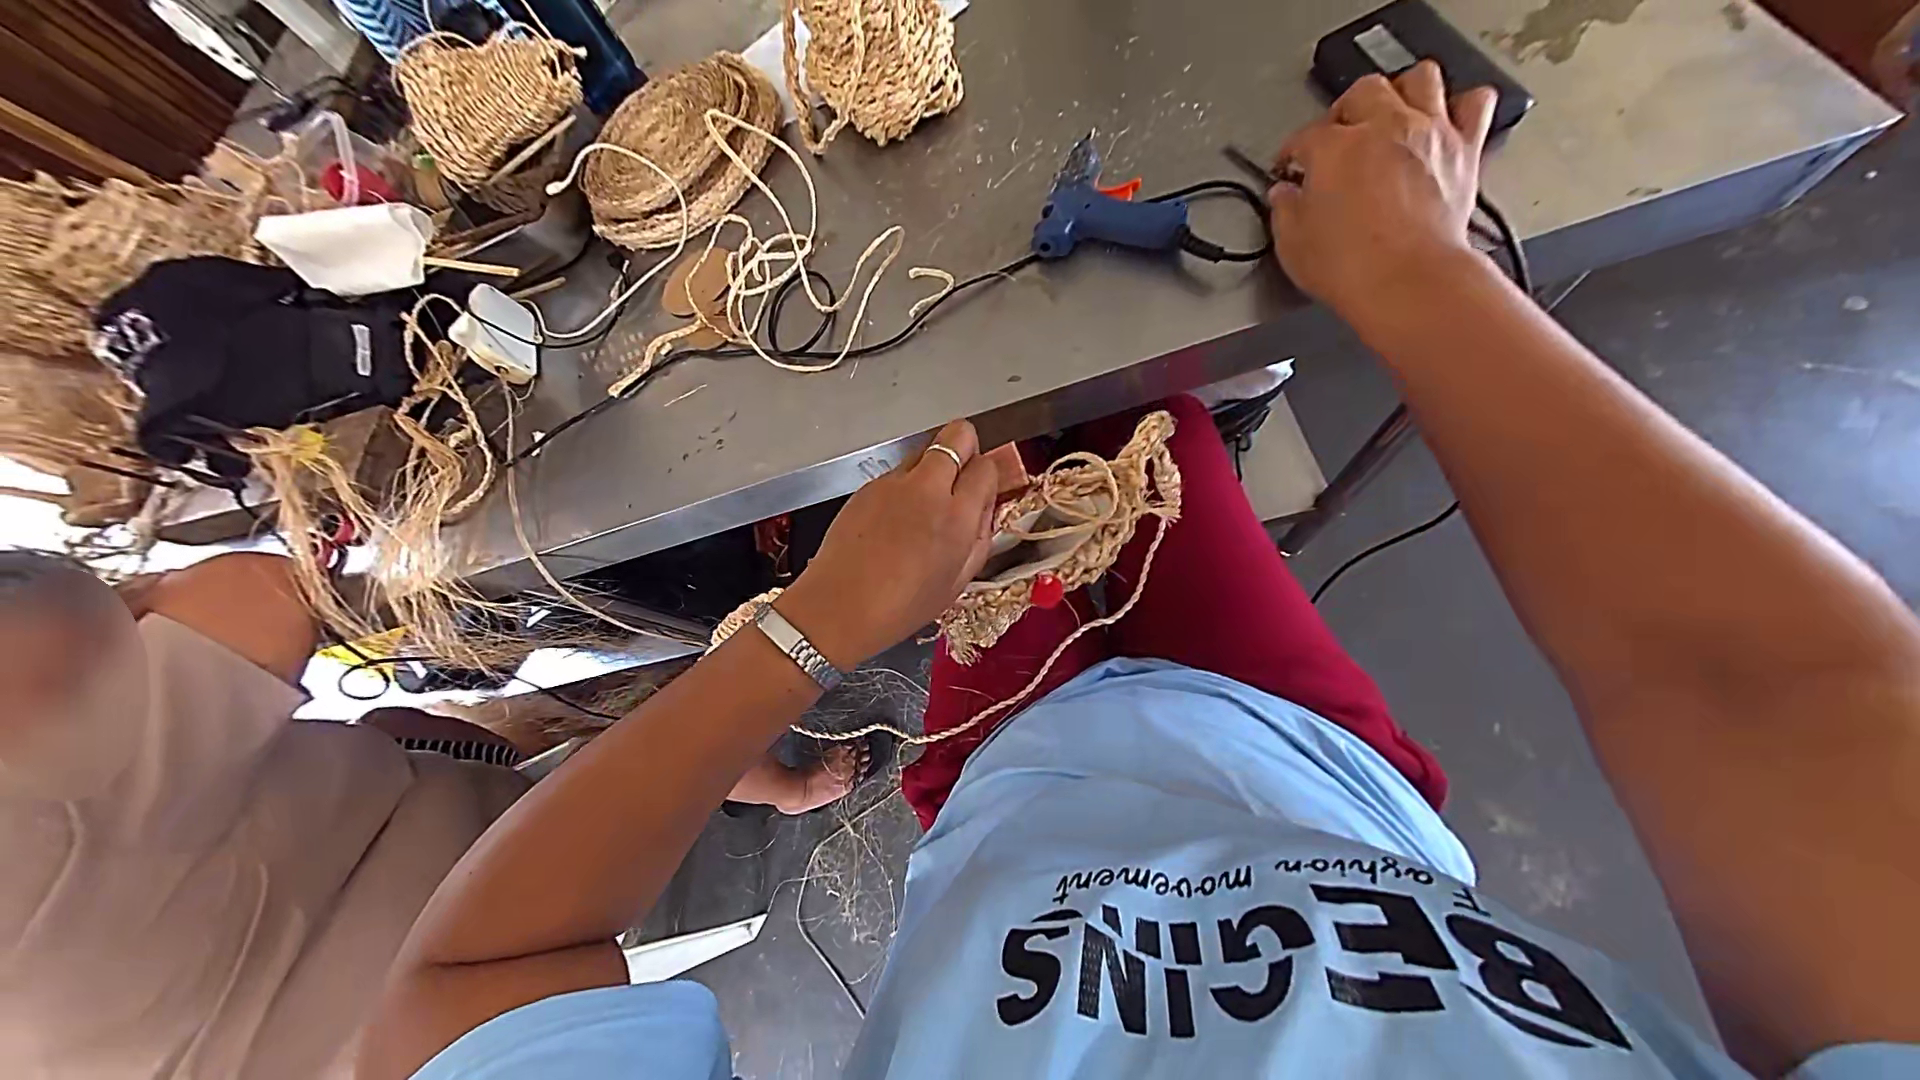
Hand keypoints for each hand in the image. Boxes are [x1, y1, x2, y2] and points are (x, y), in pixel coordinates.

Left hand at [775, 419, 998, 667]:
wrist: (840, 606)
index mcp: (957, 517)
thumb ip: (980, 538)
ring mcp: (894, 483)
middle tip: (961, 475)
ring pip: (925, 448)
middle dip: (966, 447)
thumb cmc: (901, 606)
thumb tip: (985, 510)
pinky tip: (896, 517)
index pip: (986, 466)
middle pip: (958, 435)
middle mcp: (928, 490)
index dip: (987, 476)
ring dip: (934, 465)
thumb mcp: (958, 582)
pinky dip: (905, 484)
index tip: (982, 490)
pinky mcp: (868, 486)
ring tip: (925, 501)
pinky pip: (897, 471)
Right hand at [1267, 62, 1498, 314]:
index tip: (1289, 167)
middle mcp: (1384, 128)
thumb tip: (1284, 197)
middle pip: (1363, 91)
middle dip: (1343, 110)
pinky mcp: (1464, 150)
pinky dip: (1461, 104)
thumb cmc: (1350, 265)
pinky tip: (1445, 120)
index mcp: (1335, 149)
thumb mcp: (1293, 244)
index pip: (1305, 137)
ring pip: (1420, 78)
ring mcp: (1429, 133)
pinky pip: (1476, 103)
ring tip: (1389, 112)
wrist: (1404, 280)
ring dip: (1401, 90)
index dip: (1291, 153)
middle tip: (1335, 132)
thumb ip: (1285, 210)